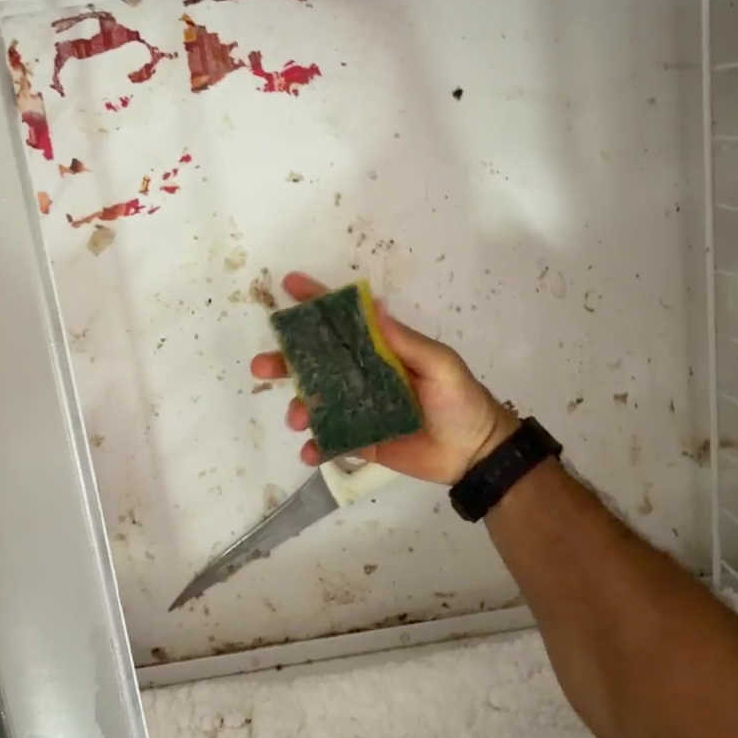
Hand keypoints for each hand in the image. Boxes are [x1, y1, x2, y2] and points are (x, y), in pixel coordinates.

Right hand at [249, 272, 518, 484]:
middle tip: (261, 366)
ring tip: (298, 419)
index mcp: (379, 350)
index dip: (316, 302)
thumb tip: (373, 305)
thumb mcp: (440, 364)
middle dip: (285, 361)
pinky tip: (311, 452)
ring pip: (316, 403)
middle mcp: (361, 376)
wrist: (476, 452)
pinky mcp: (360, 442)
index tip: (289, 285)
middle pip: (315, 363)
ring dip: (299, 407)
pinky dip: (316, 448)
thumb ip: (405, 340)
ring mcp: (358, 410)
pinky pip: (330, 442)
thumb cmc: (460, 399)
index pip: (344, 322)